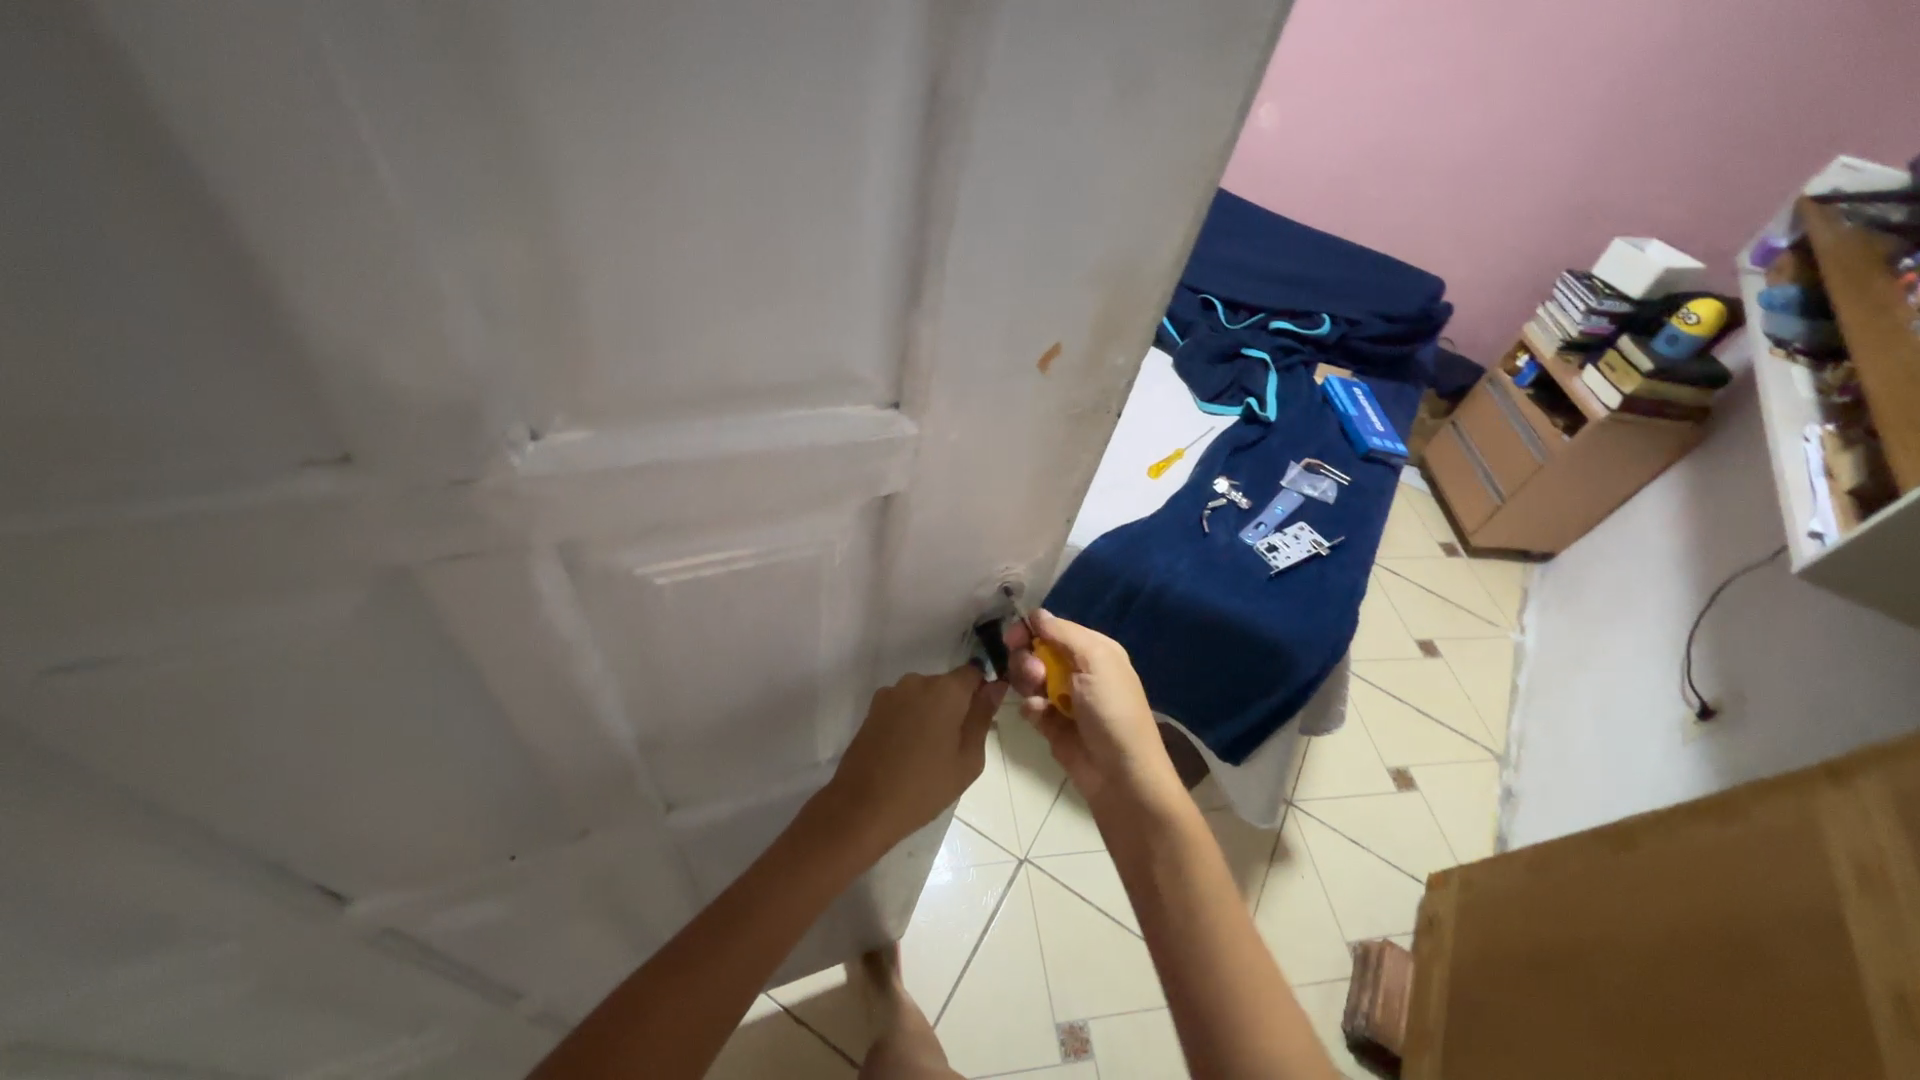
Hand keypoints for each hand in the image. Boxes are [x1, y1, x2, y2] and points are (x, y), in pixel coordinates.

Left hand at [819, 666, 1005, 852]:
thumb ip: (982, 717)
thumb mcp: (968, 758)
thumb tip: (995, 686)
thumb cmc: (925, 786)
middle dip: (955, 706)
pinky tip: (906, 751)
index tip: (982, 718)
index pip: (974, 672)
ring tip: (928, 751)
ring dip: (931, 714)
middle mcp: (917, 682)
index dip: (981, 691)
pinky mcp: (872, 709)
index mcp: (946, 690)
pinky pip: (903, 706)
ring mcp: (890, 694)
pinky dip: (910, 720)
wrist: (862, 806)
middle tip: (955, 745)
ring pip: (923, 696)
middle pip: (947, 684)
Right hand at [1004, 610, 1180, 810]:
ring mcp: (1063, 697)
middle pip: (1035, 651)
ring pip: (1028, 677)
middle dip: (1027, 659)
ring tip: (1040, 698)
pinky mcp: (1051, 724)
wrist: (1120, 774)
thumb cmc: (1113, 711)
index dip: (1031, 630)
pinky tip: (1040, 717)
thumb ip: (1063, 634)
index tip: (1014, 638)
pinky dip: (1031, 709)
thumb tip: (1037, 614)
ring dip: (1027, 683)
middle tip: (1036, 675)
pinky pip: (1029, 705)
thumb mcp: (1096, 661)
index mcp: (1093, 650)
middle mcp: (1078, 670)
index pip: (1053, 628)